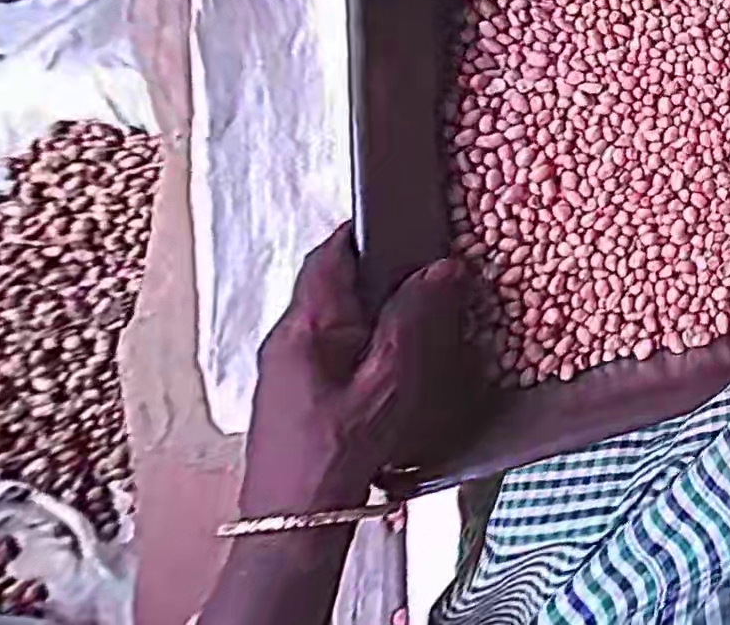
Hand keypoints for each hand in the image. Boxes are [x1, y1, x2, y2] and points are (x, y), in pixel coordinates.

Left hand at [240, 225, 473, 514]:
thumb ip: (414, 315)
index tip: (396, 213)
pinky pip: (328, 329)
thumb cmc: (344, 445)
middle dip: (374, 259)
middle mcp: (288, 335)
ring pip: (330, 304)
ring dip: (369, 290)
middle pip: (328, 276)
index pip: (328, 256)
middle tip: (421, 253)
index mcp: (308, 326)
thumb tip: (443, 266)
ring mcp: (286, 359)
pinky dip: (361, 317)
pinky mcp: (293, 379)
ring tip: (415, 291)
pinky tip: (391, 334)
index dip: (360, 228)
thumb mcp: (391, 376)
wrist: (296, 515)